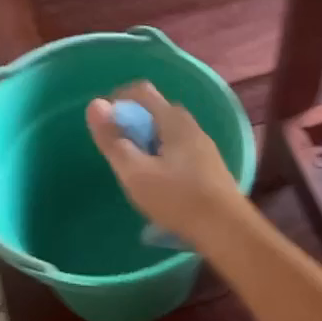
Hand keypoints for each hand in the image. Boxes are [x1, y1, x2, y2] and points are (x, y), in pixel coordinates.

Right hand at [86, 81, 243, 245]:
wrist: (226, 229)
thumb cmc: (178, 199)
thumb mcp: (136, 172)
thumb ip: (113, 140)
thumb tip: (94, 105)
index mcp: (174, 121)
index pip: (142, 91)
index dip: (117, 100)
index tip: (102, 123)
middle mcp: (192, 127)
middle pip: (157, 111)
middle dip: (132, 123)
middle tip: (117, 149)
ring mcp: (204, 147)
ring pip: (169, 133)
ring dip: (147, 142)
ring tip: (134, 168)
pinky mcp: (210, 168)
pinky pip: (179, 150)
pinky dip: (162, 156)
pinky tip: (158, 182)